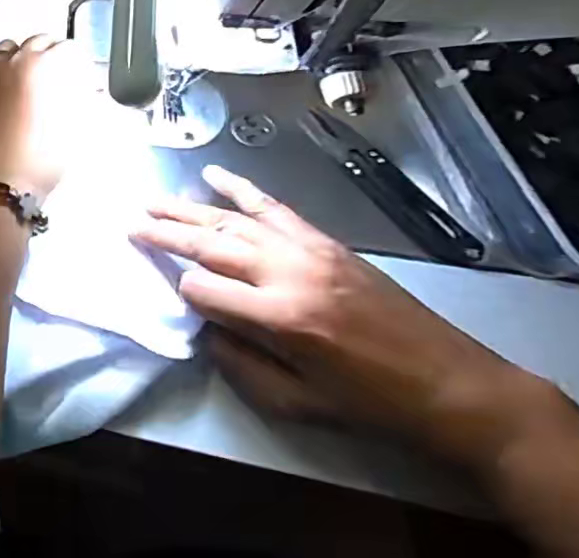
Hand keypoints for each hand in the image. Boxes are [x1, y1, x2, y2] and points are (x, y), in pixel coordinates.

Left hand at [0, 34, 85, 199]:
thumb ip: (82, 102)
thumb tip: (89, 90)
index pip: (68, 49)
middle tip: (62, 78)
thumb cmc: (42, 159)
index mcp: (42, 67)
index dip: (81, 64)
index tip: (86, 80)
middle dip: (54, 54)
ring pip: (5, 48)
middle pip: (38, 42)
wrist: (0, 184)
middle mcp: (14, 62)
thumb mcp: (75, 129)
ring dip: (20, 56)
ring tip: (28, 77)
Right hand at [131, 166, 557, 464]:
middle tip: (132, 223)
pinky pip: (272, 206)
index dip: (183, 295)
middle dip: (167, 234)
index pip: (205, 291)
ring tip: (155, 202)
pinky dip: (239, 188)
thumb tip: (206, 328)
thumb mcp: (300, 403)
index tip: (174, 299)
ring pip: (233, 220)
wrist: (446, 378)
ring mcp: (305, 248)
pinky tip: (213, 174)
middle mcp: (286, 272)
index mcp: (280, 318)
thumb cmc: (370, 402)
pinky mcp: (322, 238)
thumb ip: (242, 364)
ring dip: (190, 209)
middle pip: (211, 245)